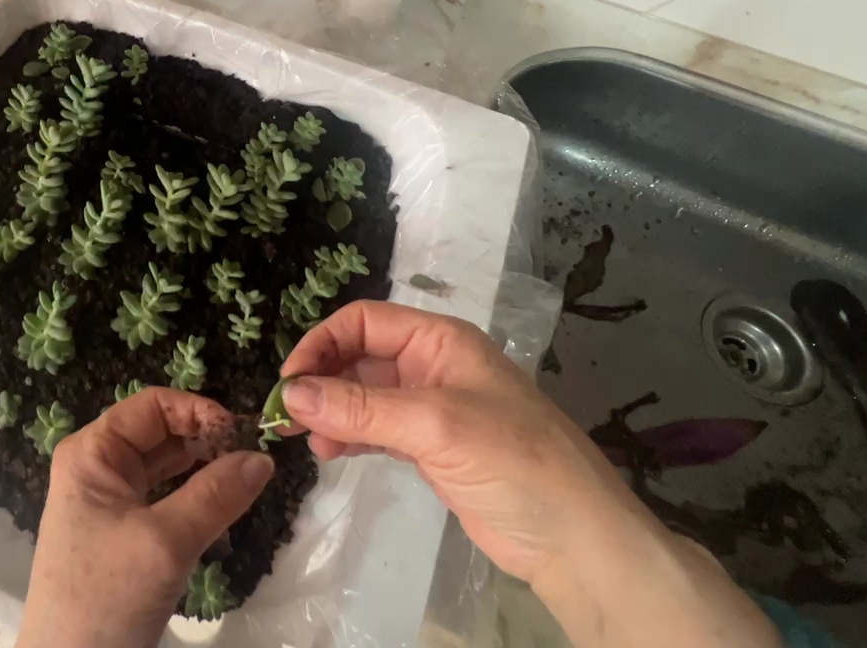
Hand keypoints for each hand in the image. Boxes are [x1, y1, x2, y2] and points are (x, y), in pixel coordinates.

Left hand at [18, 388, 273, 647]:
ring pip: (164, 465)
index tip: (242, 434)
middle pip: (159, 432)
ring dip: (202, 467)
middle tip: (252, 458)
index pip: (152, 405)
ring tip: (245, 478)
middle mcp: (97, 465)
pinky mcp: (120, 532)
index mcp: (92, 451)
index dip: (198, 411)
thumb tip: (263, 458)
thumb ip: (216, 496)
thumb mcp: (165, 543)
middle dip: (205, 438)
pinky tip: (223, 505)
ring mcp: (107, 500)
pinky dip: (193, 496)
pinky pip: (163, 497)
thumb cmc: (107, 596)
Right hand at [280, 301, 781, 647]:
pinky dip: (350, 437)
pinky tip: (330, 454)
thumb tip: (291, 395)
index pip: (364, 322)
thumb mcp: (435, 426)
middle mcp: (432, 365)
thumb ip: (360, 408)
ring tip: (306, 442)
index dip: (323, 344)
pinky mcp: (431, 447)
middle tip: (285, 416)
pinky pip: (376, 429)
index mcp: (440, 340)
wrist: (581, 544)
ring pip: (363, 396)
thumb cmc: (516, 463)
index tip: (290, 380)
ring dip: (331, 412)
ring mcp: (432, 408)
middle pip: (360, 358)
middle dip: (322, 382)